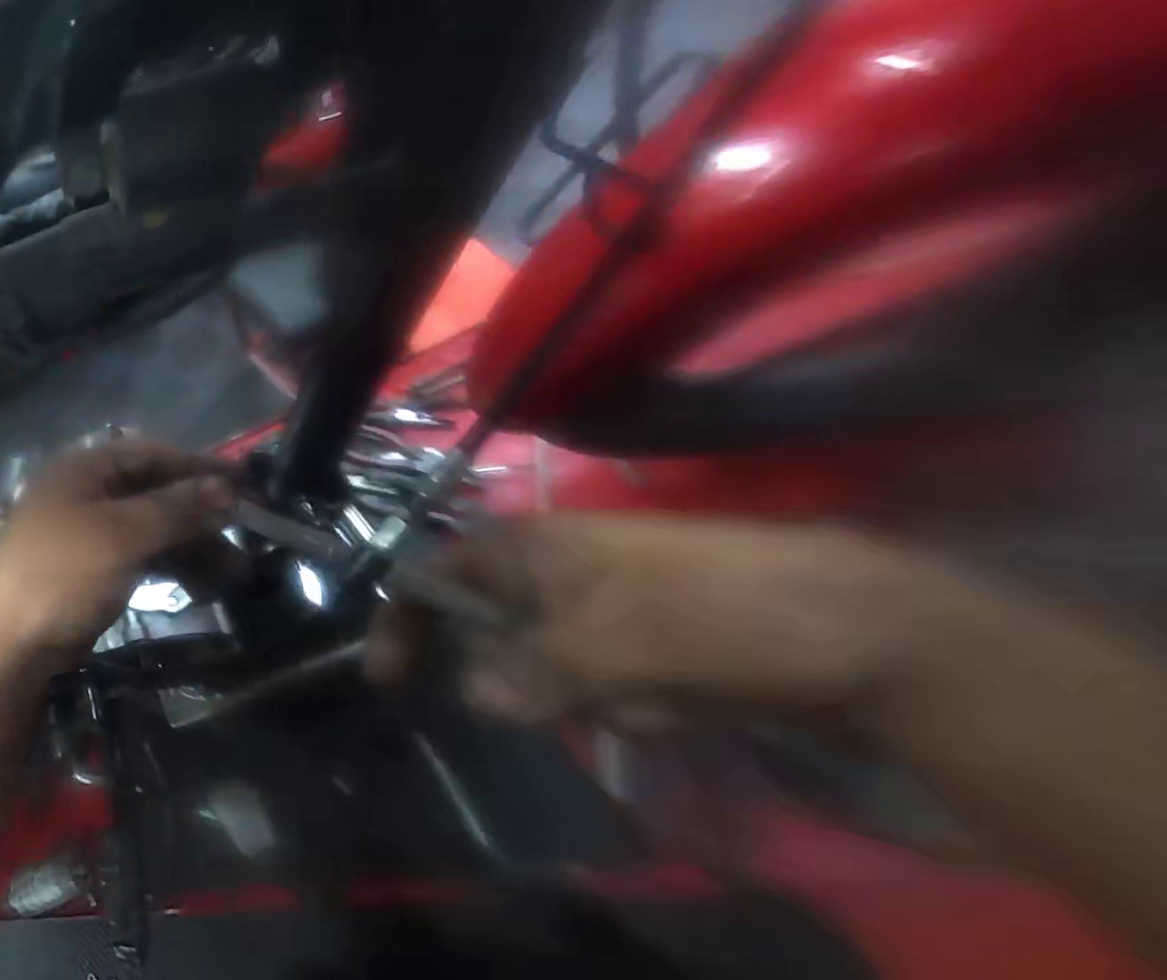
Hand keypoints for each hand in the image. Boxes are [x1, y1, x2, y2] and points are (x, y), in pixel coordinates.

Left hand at [0, 439, 235, 667]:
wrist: (6, 650)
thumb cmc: (61, 576)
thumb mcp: (122, 536)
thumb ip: (177, 507)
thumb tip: (227, 487)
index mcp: (84, 469)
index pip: (153, 454)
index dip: (200, 466)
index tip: (244, 481)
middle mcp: (87, 494)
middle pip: (157, 492)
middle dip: (202, 514)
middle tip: (245, 530)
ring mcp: (91, 533)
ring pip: (155, 528)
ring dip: (194, 546)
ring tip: (234, 571)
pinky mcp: (95, 569)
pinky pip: (144, 556)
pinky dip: (173, 566)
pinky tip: (203, 587)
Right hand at [368, 515, 1001, 735]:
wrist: (860, 627)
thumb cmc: (709, 615)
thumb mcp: (605, 648)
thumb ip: (527, 673)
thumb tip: (478, 694)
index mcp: (529, 546)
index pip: (434, 573)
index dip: (402, 620)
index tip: (388, 680)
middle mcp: (554, 566)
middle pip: (493, 627)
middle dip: (527, 676)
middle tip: (589, 696)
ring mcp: (599, 600)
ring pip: (549, 665)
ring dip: (589, 696)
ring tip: (655, 698)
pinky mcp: (640, 633)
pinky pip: (598, 681)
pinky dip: (627, 703)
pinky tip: (681, 703)